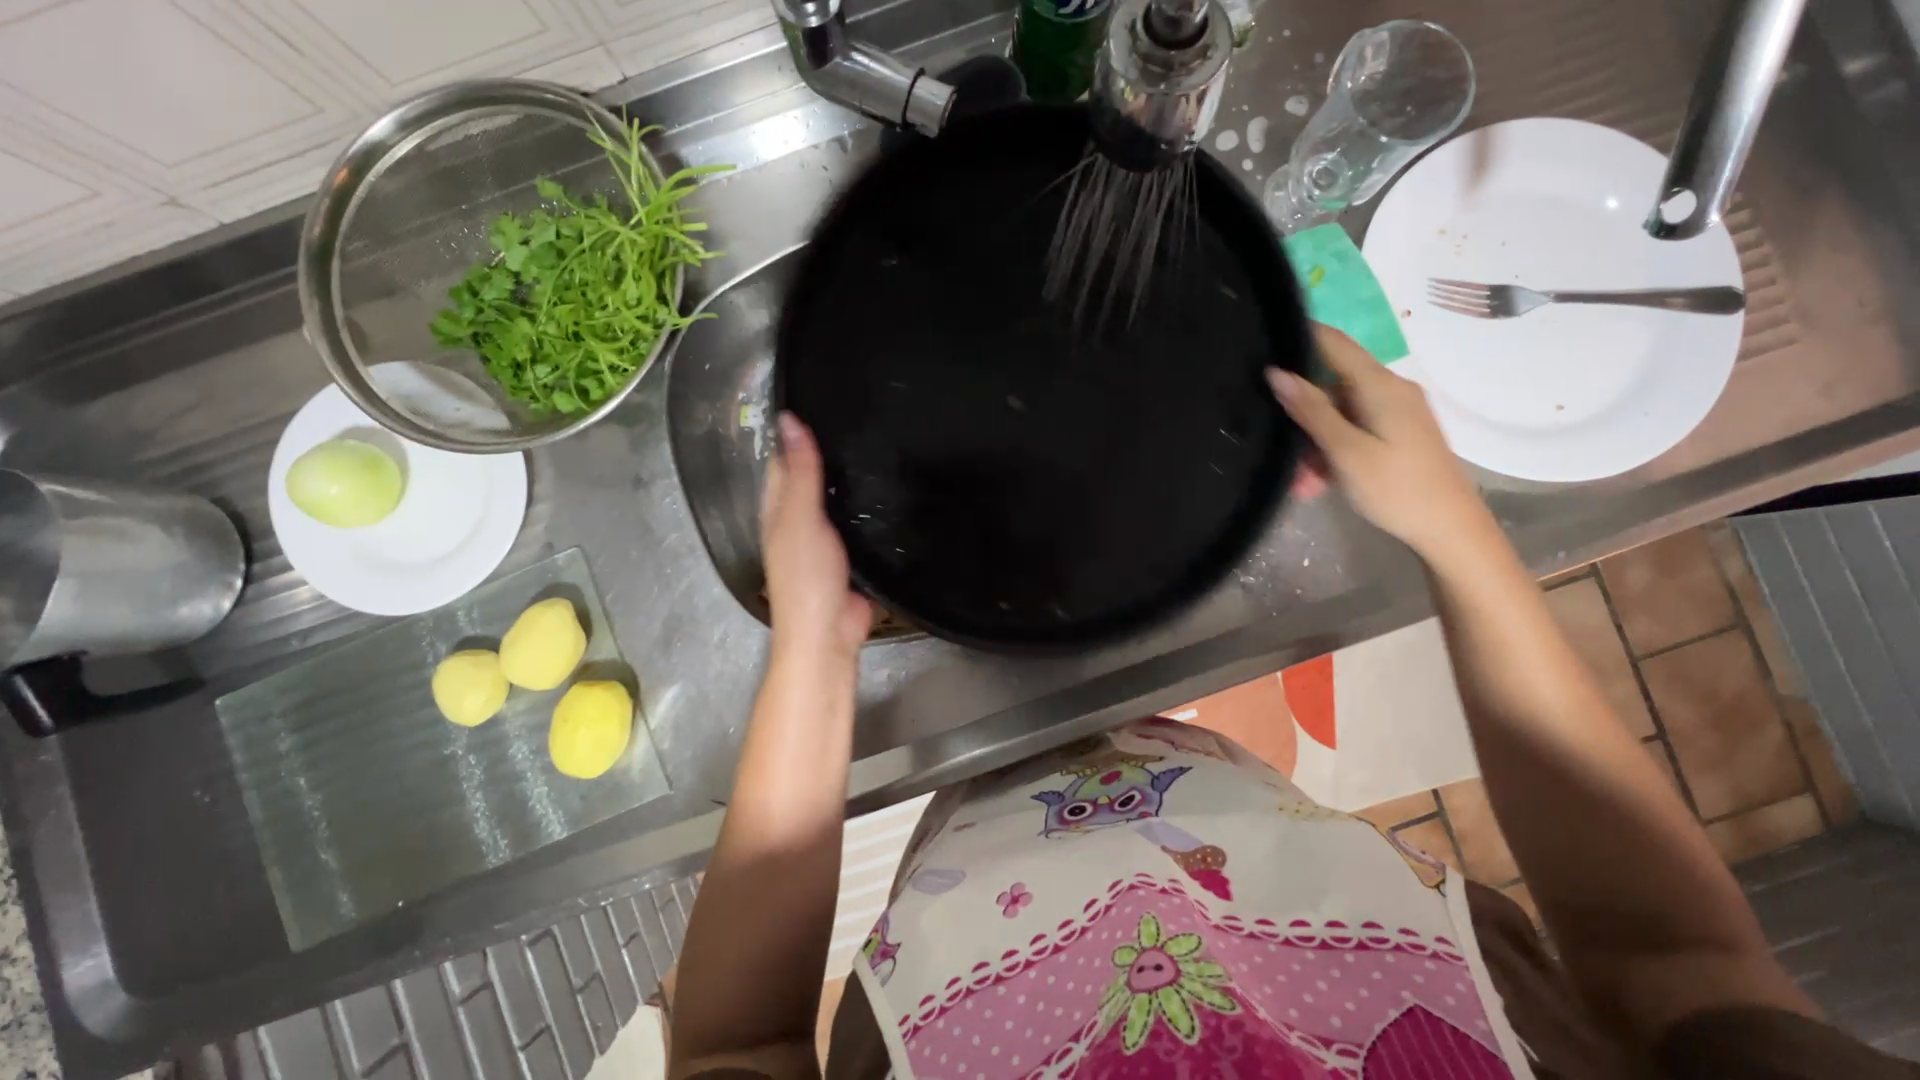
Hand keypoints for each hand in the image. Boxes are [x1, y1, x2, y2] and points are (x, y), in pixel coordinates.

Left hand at [762, 413, 872, 661]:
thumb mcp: (800, 518)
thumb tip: (789, 420)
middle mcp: (799, 522)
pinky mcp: (852, 557)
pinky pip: (860, 524)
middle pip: (812, 478)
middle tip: (862, 414)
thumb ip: (801, 472)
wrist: (829, 634)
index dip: (798, 432)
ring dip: (852, 479)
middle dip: (830, 452)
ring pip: (838, 500)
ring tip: (880, 442)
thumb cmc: (807, 577)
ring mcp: (826, 541)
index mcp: (778, 510)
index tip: (823, 397)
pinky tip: (890, 492)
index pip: (785, 460)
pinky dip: (871, 508)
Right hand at [1267, 325, 1494, 559]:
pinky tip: (1318, 482)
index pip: (1333, 342)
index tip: (1261, 346)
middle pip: (1332, 384)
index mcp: (1381, 385)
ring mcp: (1396, 412)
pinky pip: (1354, 430)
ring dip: (1313, 442)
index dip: (1298, 338)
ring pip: (1339, 413)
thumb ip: (1311, 411)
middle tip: (1272, 444)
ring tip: (1300, 481)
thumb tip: (1276, 373)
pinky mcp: (1397, 433)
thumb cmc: (1397, 489)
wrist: (1450, 530)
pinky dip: (1332, 451)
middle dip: (1301, 412)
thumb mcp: (1346, 452)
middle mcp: (1390, 390)